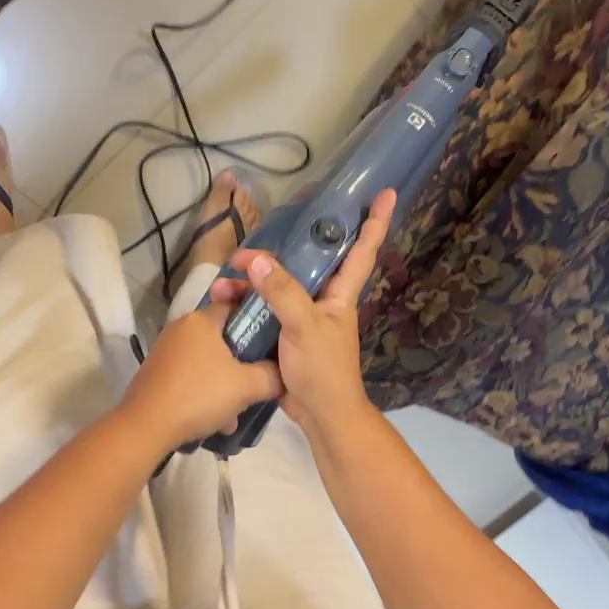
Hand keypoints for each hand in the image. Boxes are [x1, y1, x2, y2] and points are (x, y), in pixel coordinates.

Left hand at [119, 302, 283, 450]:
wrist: (146, 426)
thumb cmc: (199, 395)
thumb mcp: (247, 386)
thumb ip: (272, 376)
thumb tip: (284, 375)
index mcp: (201, 320)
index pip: (235, 306)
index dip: (256, 322)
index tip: (270, 345)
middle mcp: (180, 328)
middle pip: (222, 339)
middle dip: (240, 364)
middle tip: (255, 384)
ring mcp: (165, 351)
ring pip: (207, 363)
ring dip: (224, 385)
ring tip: (234, 412)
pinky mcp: (156, 373)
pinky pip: (190, 377)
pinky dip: (204, 394)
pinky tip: (214, 420)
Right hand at [209, 189, 395, 438]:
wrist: (319, 415)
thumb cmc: (324, 370)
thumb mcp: (305, 327)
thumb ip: (284, 293)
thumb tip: (258, 260)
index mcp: (340, 294)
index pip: (362, 250)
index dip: (375, 221)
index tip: (385, 192)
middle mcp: (323, 299)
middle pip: (304, 263)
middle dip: (276, 252)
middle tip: (244, 250)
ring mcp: (302, 317)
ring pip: (276, 286)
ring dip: (250, 282)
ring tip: (223, 283)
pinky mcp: (283, 334)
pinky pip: (263, 309)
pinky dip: (244, 304)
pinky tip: (222, 302)